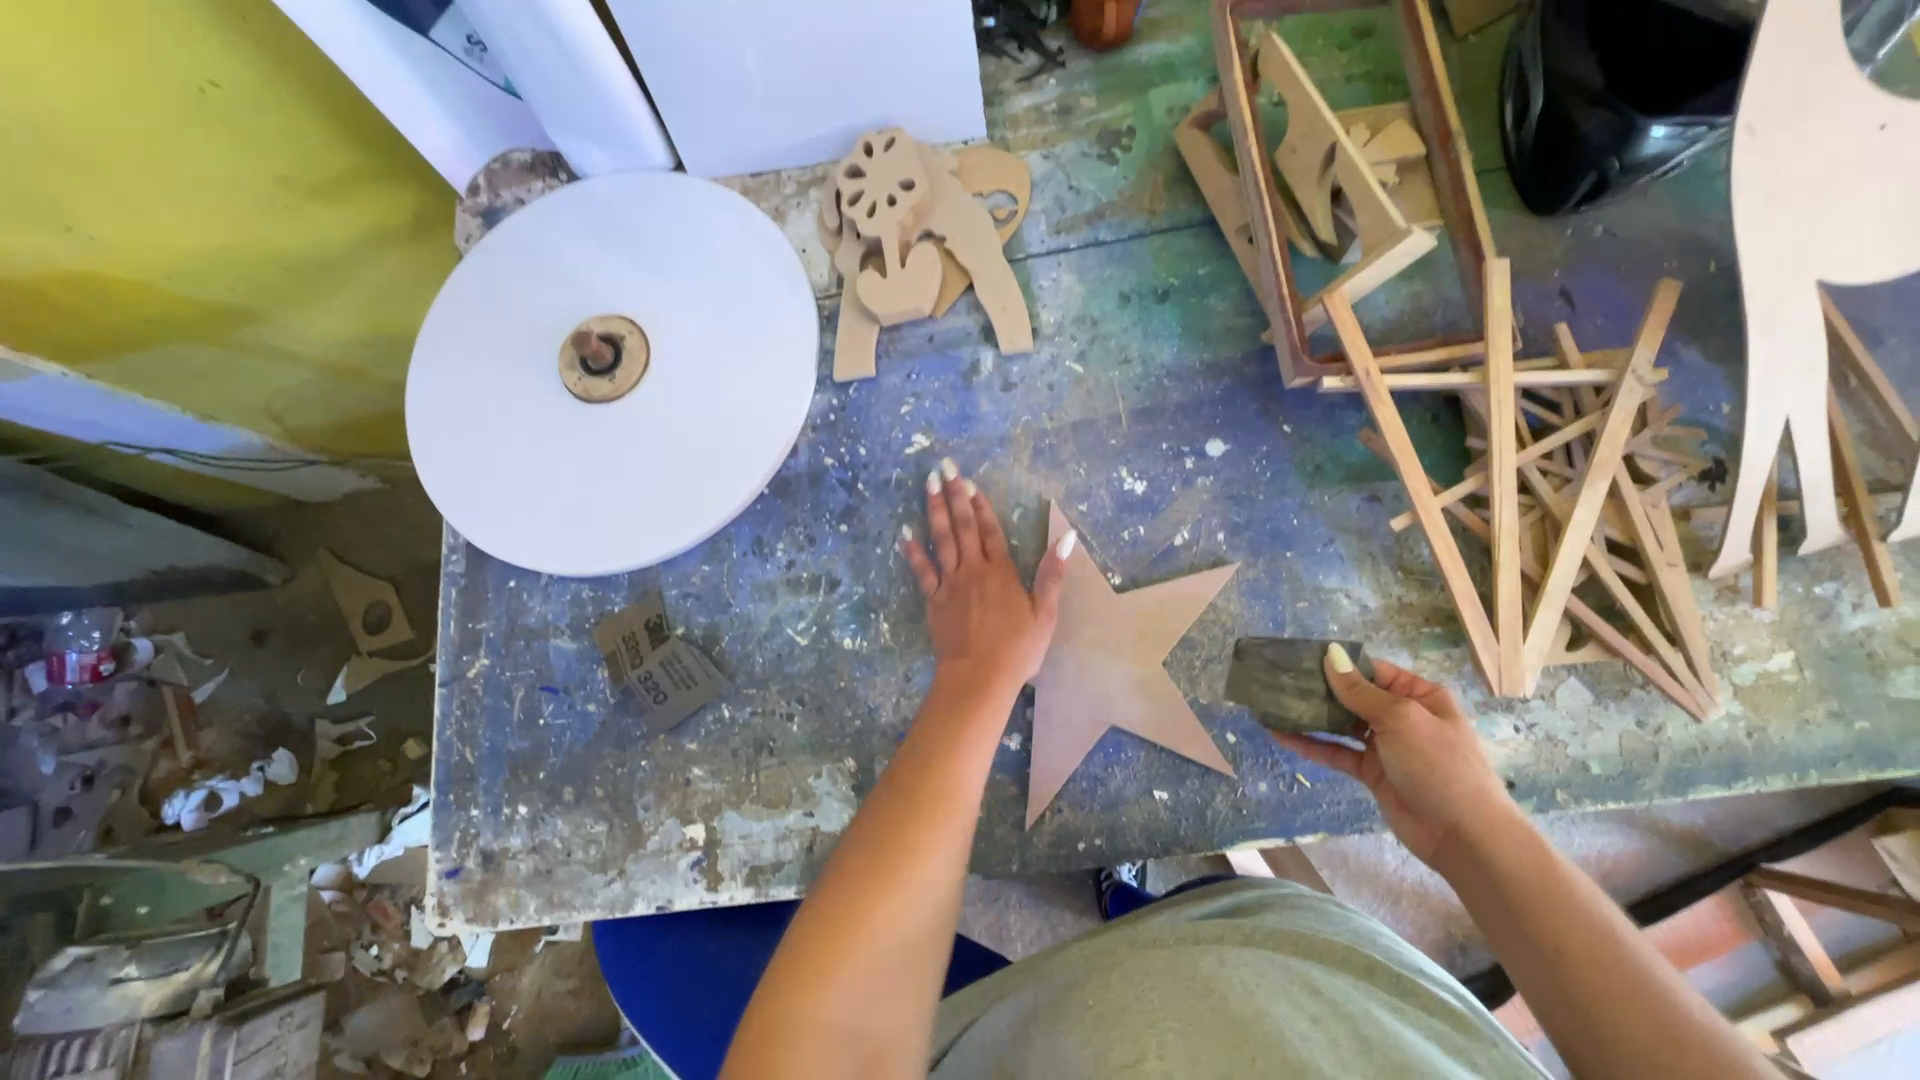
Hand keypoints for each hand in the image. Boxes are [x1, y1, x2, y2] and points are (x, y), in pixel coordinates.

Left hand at [900, 459, 1069, 694]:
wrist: (979, 676)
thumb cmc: (1018, 650)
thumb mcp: (1045, 613)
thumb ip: (1052, 573)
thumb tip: (1068, 537)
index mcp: (1002, 573)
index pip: (991, 531)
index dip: (981, 505)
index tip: (970, 482)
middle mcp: (974, 571)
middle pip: (963, 526)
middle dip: (954, 495)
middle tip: (944, 467)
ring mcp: (950, 584)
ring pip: (941, 539)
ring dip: (934, 510)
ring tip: (927, 484)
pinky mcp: (933, 601)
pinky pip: (922, 570)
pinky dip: (913, 551)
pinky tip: (905, 532)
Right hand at [1271, 648, 1518, 870]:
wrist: (1462, 834)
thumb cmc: (1439, 764)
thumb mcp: (1401, 719)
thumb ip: (1360, 691)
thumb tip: (1331, 654)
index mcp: (1419, 696)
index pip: (1374, 671)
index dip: (1340, 664)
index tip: (1301, 659)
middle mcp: (1402, 717)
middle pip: (1354, 696)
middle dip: (1319, 689)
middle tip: (1278, 681)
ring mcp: (1386, 746)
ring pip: (1341, 724)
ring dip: (1311, 716)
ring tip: (1273, 705)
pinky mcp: (1372, 772)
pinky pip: (1337, 752)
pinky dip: (1311, 744)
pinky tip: (1282, 736)